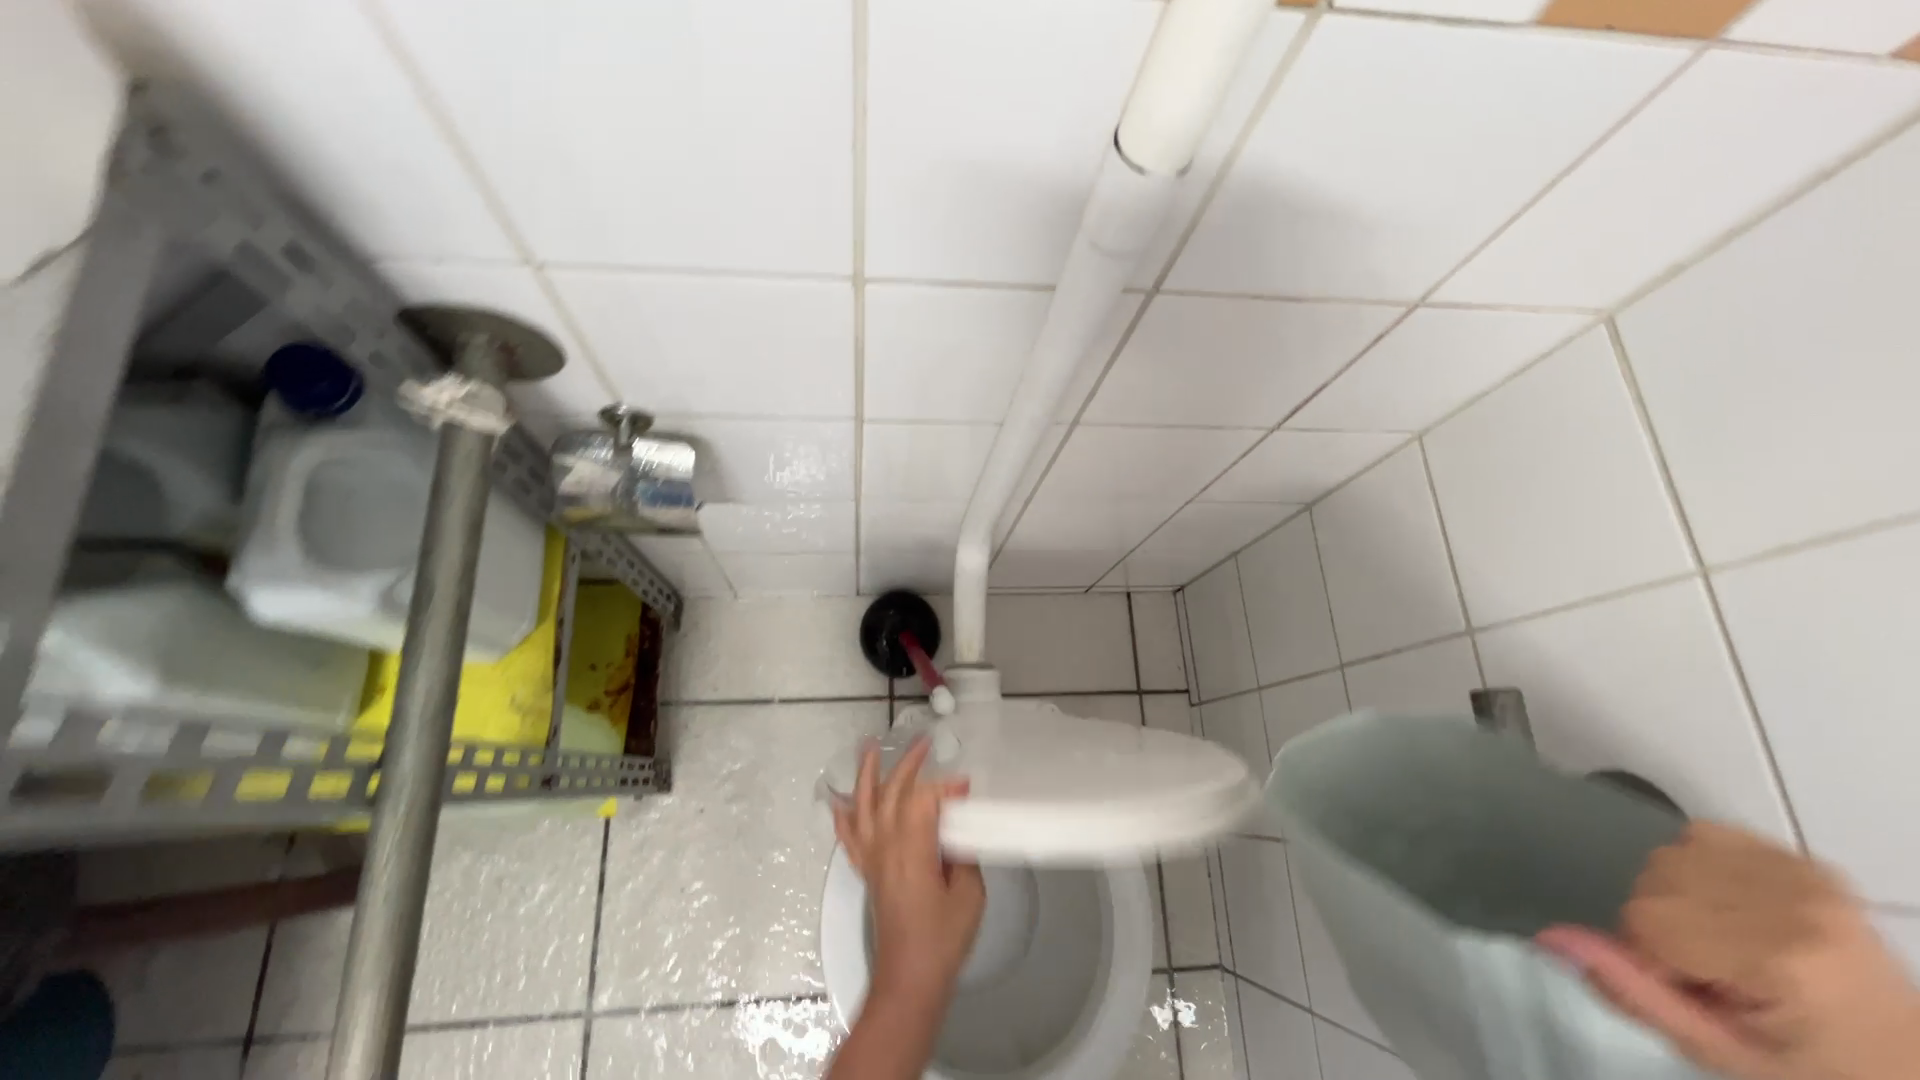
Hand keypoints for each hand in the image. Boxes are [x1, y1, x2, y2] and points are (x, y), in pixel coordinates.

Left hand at [831, 735, 984, 1005]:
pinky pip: (848, 835)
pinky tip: (840, 798)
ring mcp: (871, 858)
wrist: (909, 978)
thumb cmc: (942, 940)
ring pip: (863, 805)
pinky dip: (843, 813)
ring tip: (869, 747)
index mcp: (911, 850)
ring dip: (866, 775)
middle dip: (907, 764)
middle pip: (891, 793)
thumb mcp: (969, 894)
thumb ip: (964, 855)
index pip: (923, 800)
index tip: (967, 786)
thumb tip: (958, 831)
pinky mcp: (866, 871)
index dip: (945, 786)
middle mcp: (885, 847)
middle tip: (925, 743)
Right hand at [1538, 823, 1919, 1079]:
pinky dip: (1696, 867)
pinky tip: (1729, 908)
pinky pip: (1703, 834)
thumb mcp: (1717, 1052)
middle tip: (1706, 972)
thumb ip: (1632, 992)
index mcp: (1784, 958)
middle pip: (1656, 879)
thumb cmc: (1805, 1067)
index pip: (1646, 919)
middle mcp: (1798, 902)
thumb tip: (1550, 935)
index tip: (1692, 994)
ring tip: (1717, 940)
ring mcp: (1805, 874)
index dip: (1649, 958)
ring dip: (1673, 895)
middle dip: (1660, 925)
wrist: (1903, 1062)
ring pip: (1671, 854)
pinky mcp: (1804, 858)